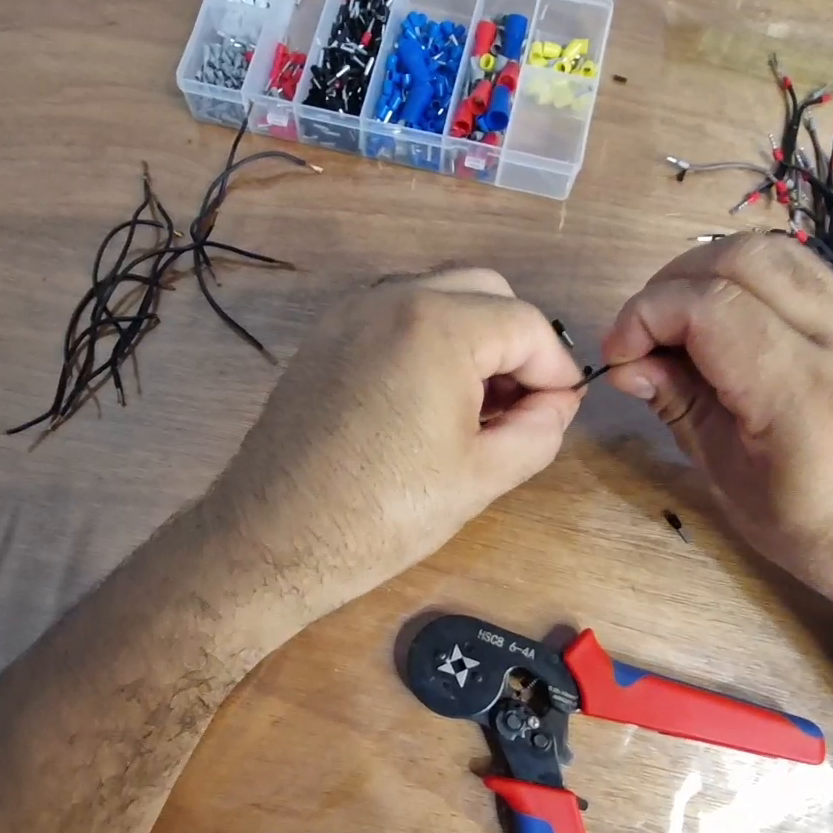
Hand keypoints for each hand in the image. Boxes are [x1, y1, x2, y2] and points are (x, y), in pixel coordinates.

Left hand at [207, 267, 583, 613]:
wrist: (271, 540)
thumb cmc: (383, 514)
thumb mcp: (481, 477)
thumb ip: (540, 429)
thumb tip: (557, 401)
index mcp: (436, 324)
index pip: (526, 323)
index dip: (556, 368)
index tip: (560, 410)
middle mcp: (390, 297)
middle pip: (483, 292)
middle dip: (514, 342)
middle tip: (520, 406)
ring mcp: (348, 314)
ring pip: (437, 298)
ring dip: (471, 338)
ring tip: (475, 408)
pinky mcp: (323, 339)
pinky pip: (394, 318)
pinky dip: (426, 343)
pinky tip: (424, 402)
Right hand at [600, 233, 832, 607]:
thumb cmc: (813, 531)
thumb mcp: (727, 479)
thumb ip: (678, 407)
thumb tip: (626, 366)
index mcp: (802, 397)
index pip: (711, 308)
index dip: (646, 315)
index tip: (617, 355)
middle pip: (742, 260)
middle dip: (669, 286)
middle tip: (639, 336)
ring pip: (772, 251)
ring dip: (705, 272)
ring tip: (673, 323)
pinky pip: (795, 270)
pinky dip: (742, 278)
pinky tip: (718, 322)